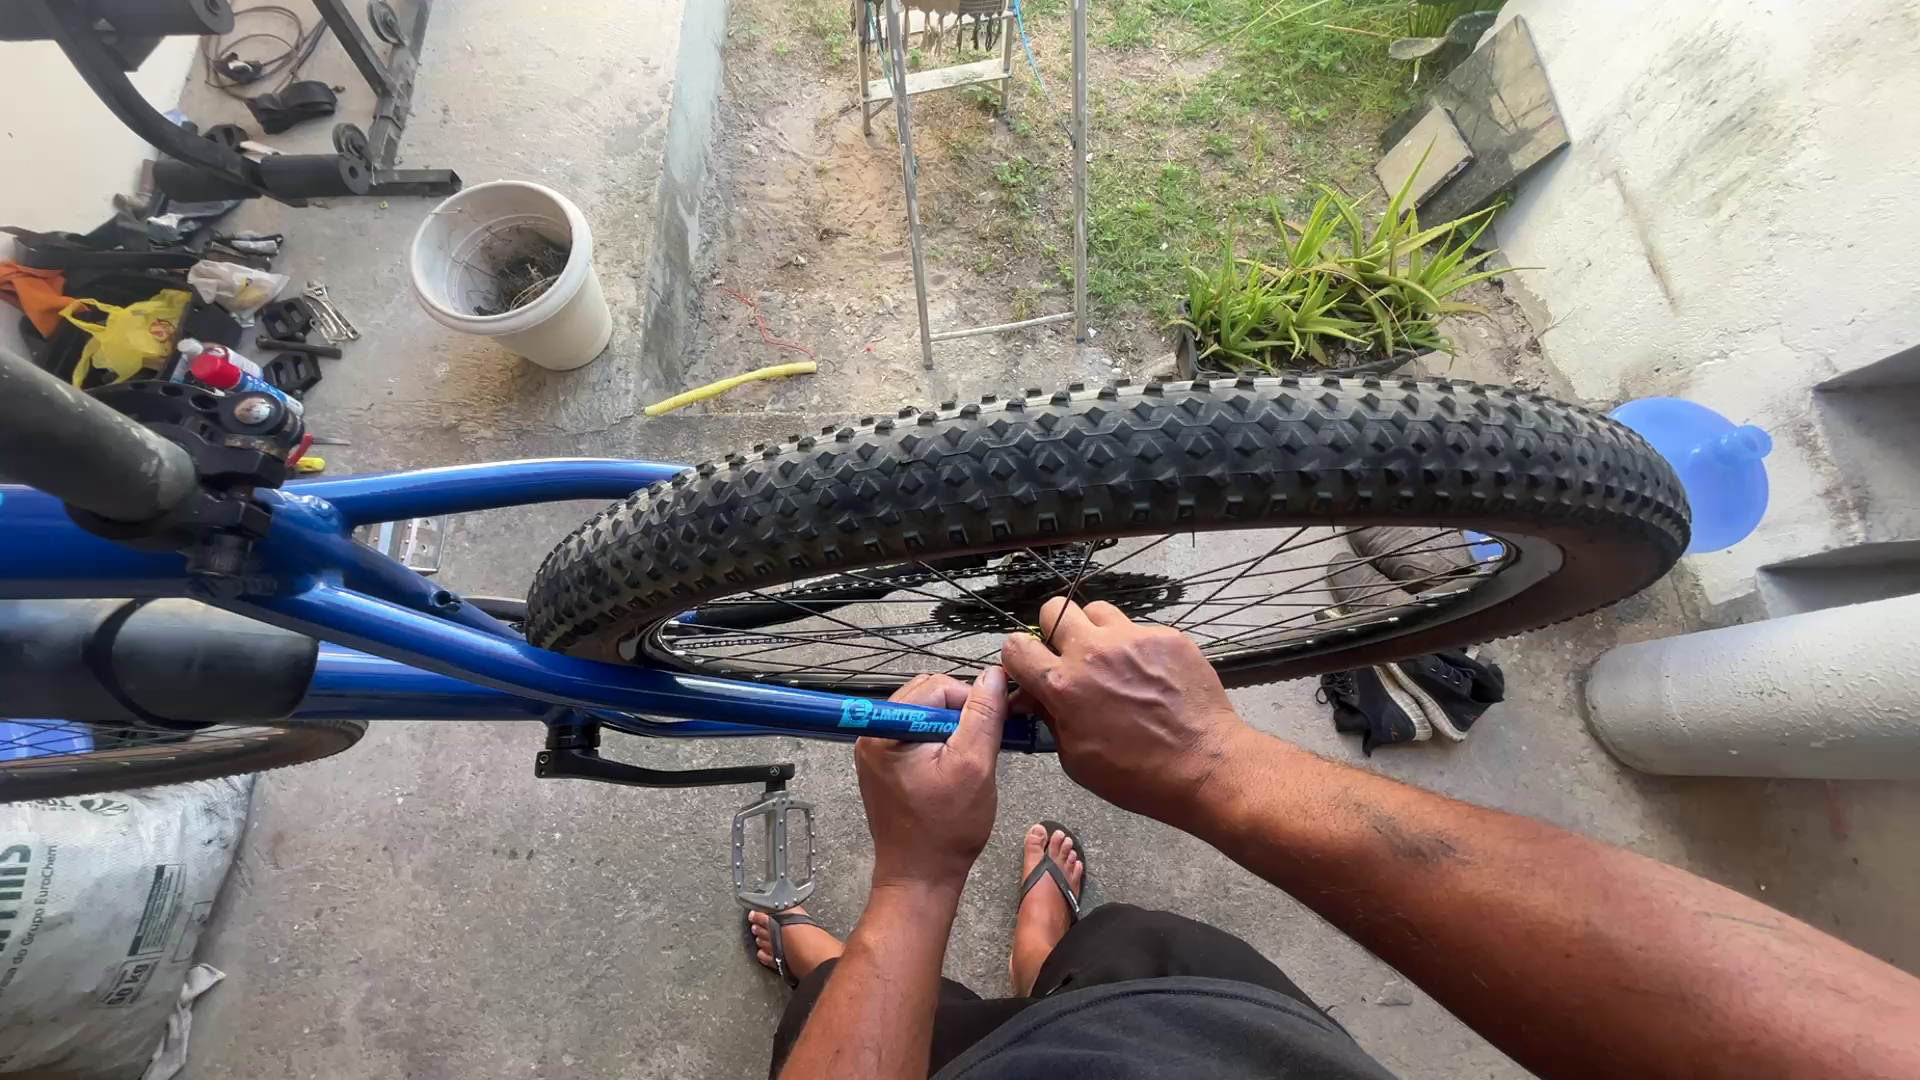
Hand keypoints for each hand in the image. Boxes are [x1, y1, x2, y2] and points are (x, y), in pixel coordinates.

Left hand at [854, 669, 1007, 893]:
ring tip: (966, 761)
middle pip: (929, 695)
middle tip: (978, 747)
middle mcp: (874, 733)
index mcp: (885, 729)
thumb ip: (984, 715)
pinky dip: (942, 743)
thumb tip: (994, 676)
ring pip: (927, 713)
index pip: (937, 686)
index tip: (990, 728)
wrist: (921, 877)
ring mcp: (877, 749)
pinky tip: (954, 768)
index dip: (970, 702)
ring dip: (953, 729)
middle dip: (960, 714)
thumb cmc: (944, 831)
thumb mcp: (974, 765)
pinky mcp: (885, 763)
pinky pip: (919, 734)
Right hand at [1001, 599, 1255, 827]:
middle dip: (1055, 631)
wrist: (1205, 768)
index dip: (1019, 658)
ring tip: (1112, 661)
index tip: (1030, 669)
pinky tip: (1150, 676)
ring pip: (1097, 611)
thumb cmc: (1137, 775)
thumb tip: (1034, 697)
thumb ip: (1050, 718)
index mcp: (1064, 686)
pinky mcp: (1166, 636)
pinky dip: (1136, 647)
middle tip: (1069, 656)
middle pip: (1054, 609)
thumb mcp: (1076, 759)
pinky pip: (1138, 628)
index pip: (1016, 646)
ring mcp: (1132, 639)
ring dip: (1096, 632)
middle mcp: (1093, 653)